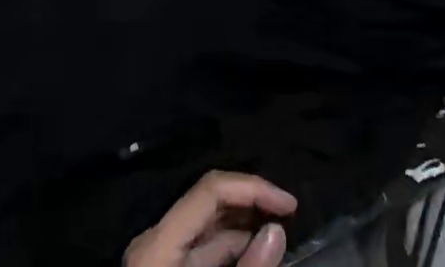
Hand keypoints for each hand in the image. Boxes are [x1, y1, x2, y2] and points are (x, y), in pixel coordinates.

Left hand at [124, 171, 296, 266]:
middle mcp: (154, 240)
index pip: (212, 189)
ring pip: (207, 226)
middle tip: (289, 217)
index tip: (290, 204)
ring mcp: (156, 256)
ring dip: (244, 226)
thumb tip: (276, 229)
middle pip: (210, 202)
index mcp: (158, 243)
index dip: (254, 187)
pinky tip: (254, 252)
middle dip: (252, 204)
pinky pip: (200, 248)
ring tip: (278, 234)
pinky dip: (230, 246)